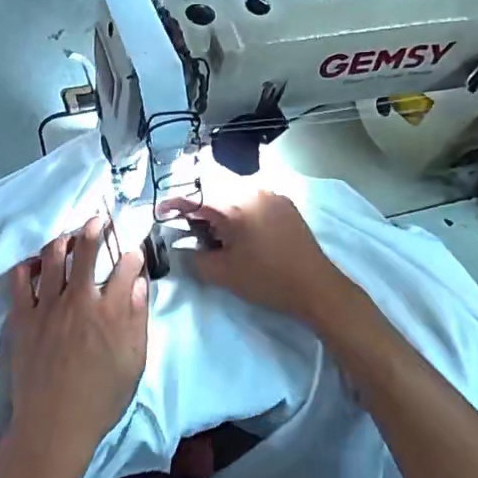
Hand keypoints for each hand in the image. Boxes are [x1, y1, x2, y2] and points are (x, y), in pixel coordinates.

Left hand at [5, 216, 149, 461]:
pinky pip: (20, 280)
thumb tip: (139, 283)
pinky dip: (27, 266)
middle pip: (88, 249)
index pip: (126, 265)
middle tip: (98, 221)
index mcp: (111, 310)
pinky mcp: (22, 317)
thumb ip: (138, 318)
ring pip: (53, 257)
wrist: (54, 424)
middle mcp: (80, 299)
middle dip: (96, 228)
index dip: (133, 253)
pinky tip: (33, 264)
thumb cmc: (102, 398)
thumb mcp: (134, 361)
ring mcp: (48, 306)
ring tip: (68, 238)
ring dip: (63, 240)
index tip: (133, 251)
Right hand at [155, 187, 360, 328]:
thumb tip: (183, 247)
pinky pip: (253, 200)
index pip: (197, 196)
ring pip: (235, 194)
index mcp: (236, 203)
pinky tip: (238, 232)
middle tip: (188, 228)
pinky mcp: (286, 206)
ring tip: (214, 234)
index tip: (161, 212)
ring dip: (220, 209)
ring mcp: (274, 196)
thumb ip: (195, 257)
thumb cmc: (267, 279)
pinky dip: (239, 211)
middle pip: (216, 190)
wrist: (317, 287)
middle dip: (198, 207)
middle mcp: (255, 190)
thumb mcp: (223, 273)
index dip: (175, 203)